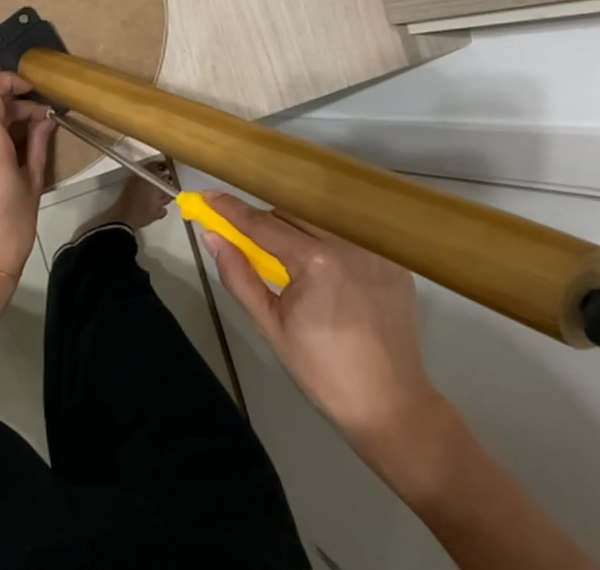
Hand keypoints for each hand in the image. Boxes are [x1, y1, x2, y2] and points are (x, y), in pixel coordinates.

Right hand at [202, 193, 439, 446]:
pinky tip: (324, 271)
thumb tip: (212, 237)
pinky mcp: (393, 263)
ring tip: (284, 257)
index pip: (263, 225)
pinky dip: (327, 245)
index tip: (207, 196)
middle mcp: (348, 245)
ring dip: (295, 229)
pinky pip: (349, 239)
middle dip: (263, 221)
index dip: (231, 210)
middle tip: (242, 237)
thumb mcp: (271, 325)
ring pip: (321, 222)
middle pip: (291, 214)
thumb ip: (239, 276)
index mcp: (316, 262)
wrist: (390, 402)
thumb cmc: (322, 371)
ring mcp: (376, 252)